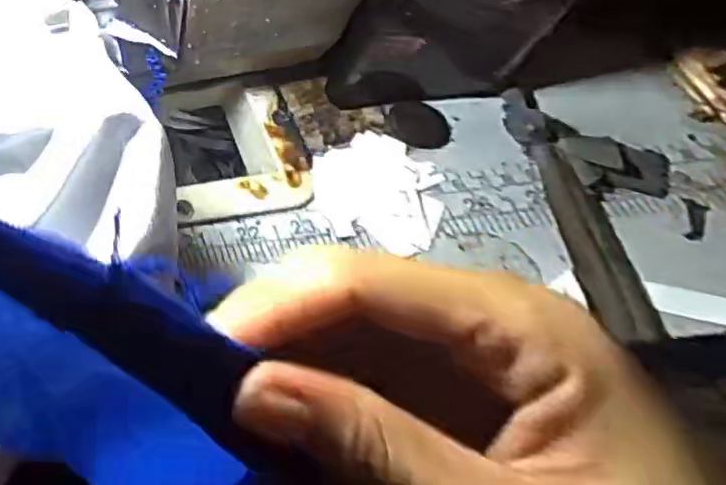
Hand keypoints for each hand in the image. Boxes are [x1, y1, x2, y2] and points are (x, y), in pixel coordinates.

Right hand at [209, 247, 710, 484]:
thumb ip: (376, 445)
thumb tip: (248, 389)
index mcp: (517, 320)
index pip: (363, 279)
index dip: (277, 304)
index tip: (209, 348)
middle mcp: (485, 313)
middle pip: (347, 291)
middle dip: (273, 329)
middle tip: (208, 375)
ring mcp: (471, 351)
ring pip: (346, 327)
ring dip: (287, 358)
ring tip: (230, 395)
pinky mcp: (459, 391)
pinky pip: (367, 369)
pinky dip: (318, 389)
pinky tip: (282, 412)